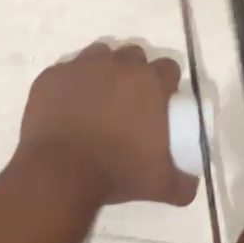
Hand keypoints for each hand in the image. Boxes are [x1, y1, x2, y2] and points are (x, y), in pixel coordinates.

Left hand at [16, 42, 199, 207]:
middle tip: (129, 99)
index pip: (168, 68)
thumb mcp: (160, 185)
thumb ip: (182, 185)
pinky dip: (70, 83)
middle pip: (133, 56)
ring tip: (98, 96)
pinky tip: (68, 104)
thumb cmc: (117, 173)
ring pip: (99, 55)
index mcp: (150, 84)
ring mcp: (81, 67)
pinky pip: (66, 71)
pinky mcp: (52, 76)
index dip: (167, 82)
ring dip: (103, 69)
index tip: (162, 100)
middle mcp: (117, 66)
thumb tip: (191, 187)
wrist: (60, 173)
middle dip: (135, 71)